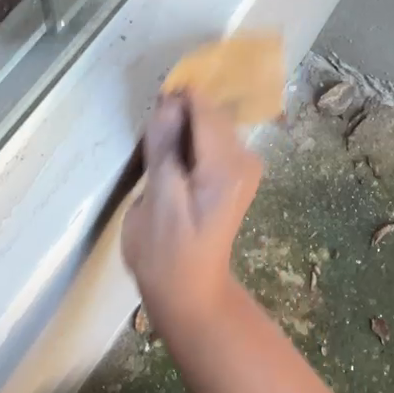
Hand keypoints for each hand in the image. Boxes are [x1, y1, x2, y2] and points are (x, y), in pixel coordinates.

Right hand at [121, 90, 263, 335]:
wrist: (189, 292)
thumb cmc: (166, 252)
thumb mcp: (157, 199)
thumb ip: (164, 146)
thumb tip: (168, 101)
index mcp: (227, 166)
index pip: (203, 108)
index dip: (174, 100)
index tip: (149, 111)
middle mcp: (244, 158)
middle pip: (208, 113)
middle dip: (177, 114)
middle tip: (149, 142)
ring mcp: (243, 165)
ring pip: (207, 123)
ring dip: (181, 128)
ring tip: (157, 154)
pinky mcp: (235, 171)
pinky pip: (209, 139)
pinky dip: (188, 141)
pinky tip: (171, 163)